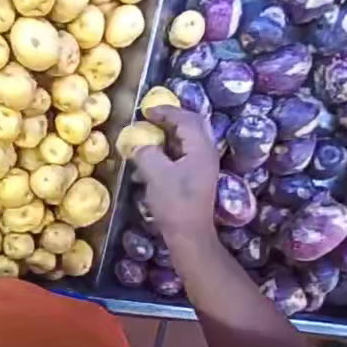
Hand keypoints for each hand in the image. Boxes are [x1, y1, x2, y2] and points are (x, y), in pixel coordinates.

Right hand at [131, 105, 219, 249]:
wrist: (189, 235)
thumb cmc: (174, 203)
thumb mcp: (155, 174)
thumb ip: (146, 153)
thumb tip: (139, 146)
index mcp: (201, 149)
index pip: (186, 119)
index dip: (166, 111)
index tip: (146, 111)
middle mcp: (207, 153)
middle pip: (194, 125)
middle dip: (173, 118)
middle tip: (153, 118)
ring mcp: (205, 166)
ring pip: (191, 140)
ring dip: (172, 133)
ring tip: (153, 134)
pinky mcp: (198, 178)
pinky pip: (187, 153)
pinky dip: (172, 148)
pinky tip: (156, 157)